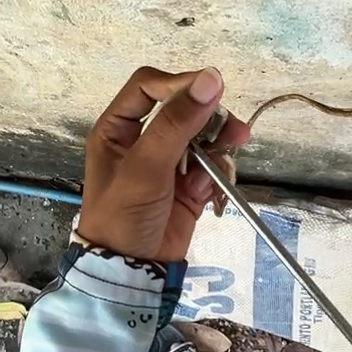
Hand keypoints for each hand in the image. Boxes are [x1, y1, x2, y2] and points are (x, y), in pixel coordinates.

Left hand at [75, 67, 251, 261]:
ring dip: (218, 147)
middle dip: (208, 118)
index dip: (179, 84)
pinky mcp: (188, 184)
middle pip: (183, 108)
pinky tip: (211, 192)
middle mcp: (141, 139)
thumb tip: (211, 79)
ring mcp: (167, 162)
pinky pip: (212, 165)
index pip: (149, 86)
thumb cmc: (123, 216)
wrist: (131, 273)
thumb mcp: (146, 166)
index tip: (210, 92)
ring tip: (226, 160)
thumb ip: (176, 123)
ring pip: (203, 136)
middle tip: (234, 130)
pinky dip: (217, 174)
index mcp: (117, 128)